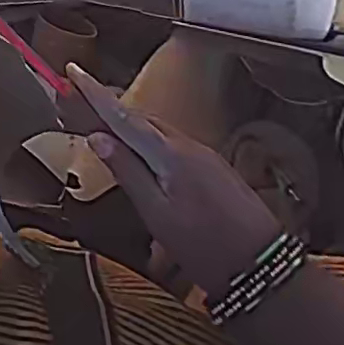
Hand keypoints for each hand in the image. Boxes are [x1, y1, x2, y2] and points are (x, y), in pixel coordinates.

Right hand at [61, 64, 281, 293]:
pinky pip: (172, 143)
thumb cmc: (206, 248)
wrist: (271, 276)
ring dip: (128, 125)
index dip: (93, 91)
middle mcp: (187, 146)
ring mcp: (205, 156)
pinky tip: (142, 154)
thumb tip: (96, 137)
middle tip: (79, 102)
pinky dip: (148, 140)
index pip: (121, 114)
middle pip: (139, 117)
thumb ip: (126, 170)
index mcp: (168, 153)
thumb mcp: (156, 213)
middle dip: (108, 107)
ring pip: (157, 130)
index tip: (72, 68)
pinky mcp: (216, 169)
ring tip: (105, 129)